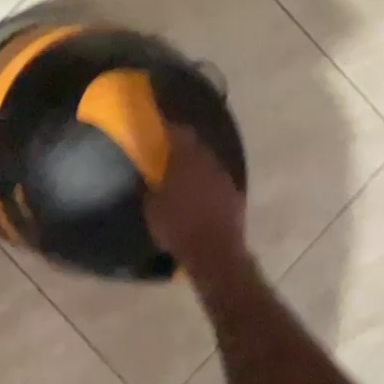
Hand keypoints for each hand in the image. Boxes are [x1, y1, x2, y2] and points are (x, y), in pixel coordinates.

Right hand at [144, 124, 250, 278]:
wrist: (215, 255)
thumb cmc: (177, 226)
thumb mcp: (152, 207)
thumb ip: (149, 187)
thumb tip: (147, 178)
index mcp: (187, 159)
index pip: (180, 131)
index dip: (169, 128)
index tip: (159, 128)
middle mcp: (210, 163)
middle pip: (197, 146)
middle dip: (184, 147)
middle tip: (169, 152)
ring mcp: (226, 180)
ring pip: (209, 164)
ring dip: (198, 166)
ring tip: (184, 175)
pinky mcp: (237, 198)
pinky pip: (218, 183)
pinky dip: (209, 185)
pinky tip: (200, 196)